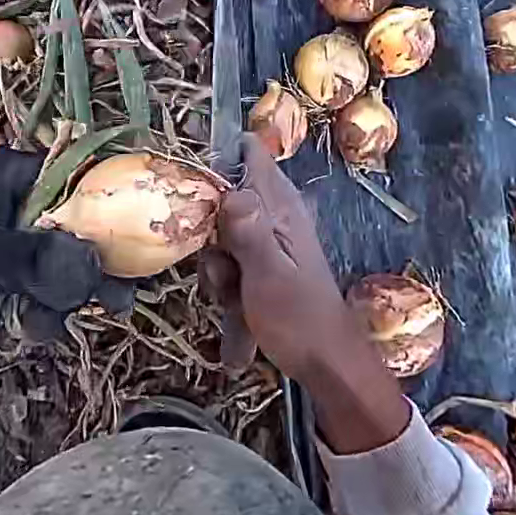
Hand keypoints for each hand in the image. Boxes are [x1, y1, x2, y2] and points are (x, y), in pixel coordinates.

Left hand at [0, 147, 116, 374]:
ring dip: (59, 293)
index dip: (112, 209)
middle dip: (86, 266)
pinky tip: (30, 330)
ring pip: (54, 254)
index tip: (135, 249)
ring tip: (49, 330)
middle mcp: (10, 190)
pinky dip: (36, 302)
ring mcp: (1, 225)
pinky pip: (32, 274)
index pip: (79, 177)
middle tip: (115, 303)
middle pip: (72, 221)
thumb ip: (40, 261)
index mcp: (9, 171)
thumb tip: (99, 267)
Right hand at [201, 135, 409, 452]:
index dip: (217, 153)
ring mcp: (268, 235)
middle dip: (209, 225)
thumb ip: (249, 231)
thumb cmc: (299, 318)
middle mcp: (275, 210)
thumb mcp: (268, 275)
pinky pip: (228, 255)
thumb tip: (230, 190)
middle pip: (223, 194)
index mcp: (280, 203)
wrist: (325, 363)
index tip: (190, 181)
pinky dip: (225, 277)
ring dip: (216, 260)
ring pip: (220, 229)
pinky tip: (233, 303)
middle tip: (219, 262)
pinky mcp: (262, 259)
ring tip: (230, 291)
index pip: (249, 151)